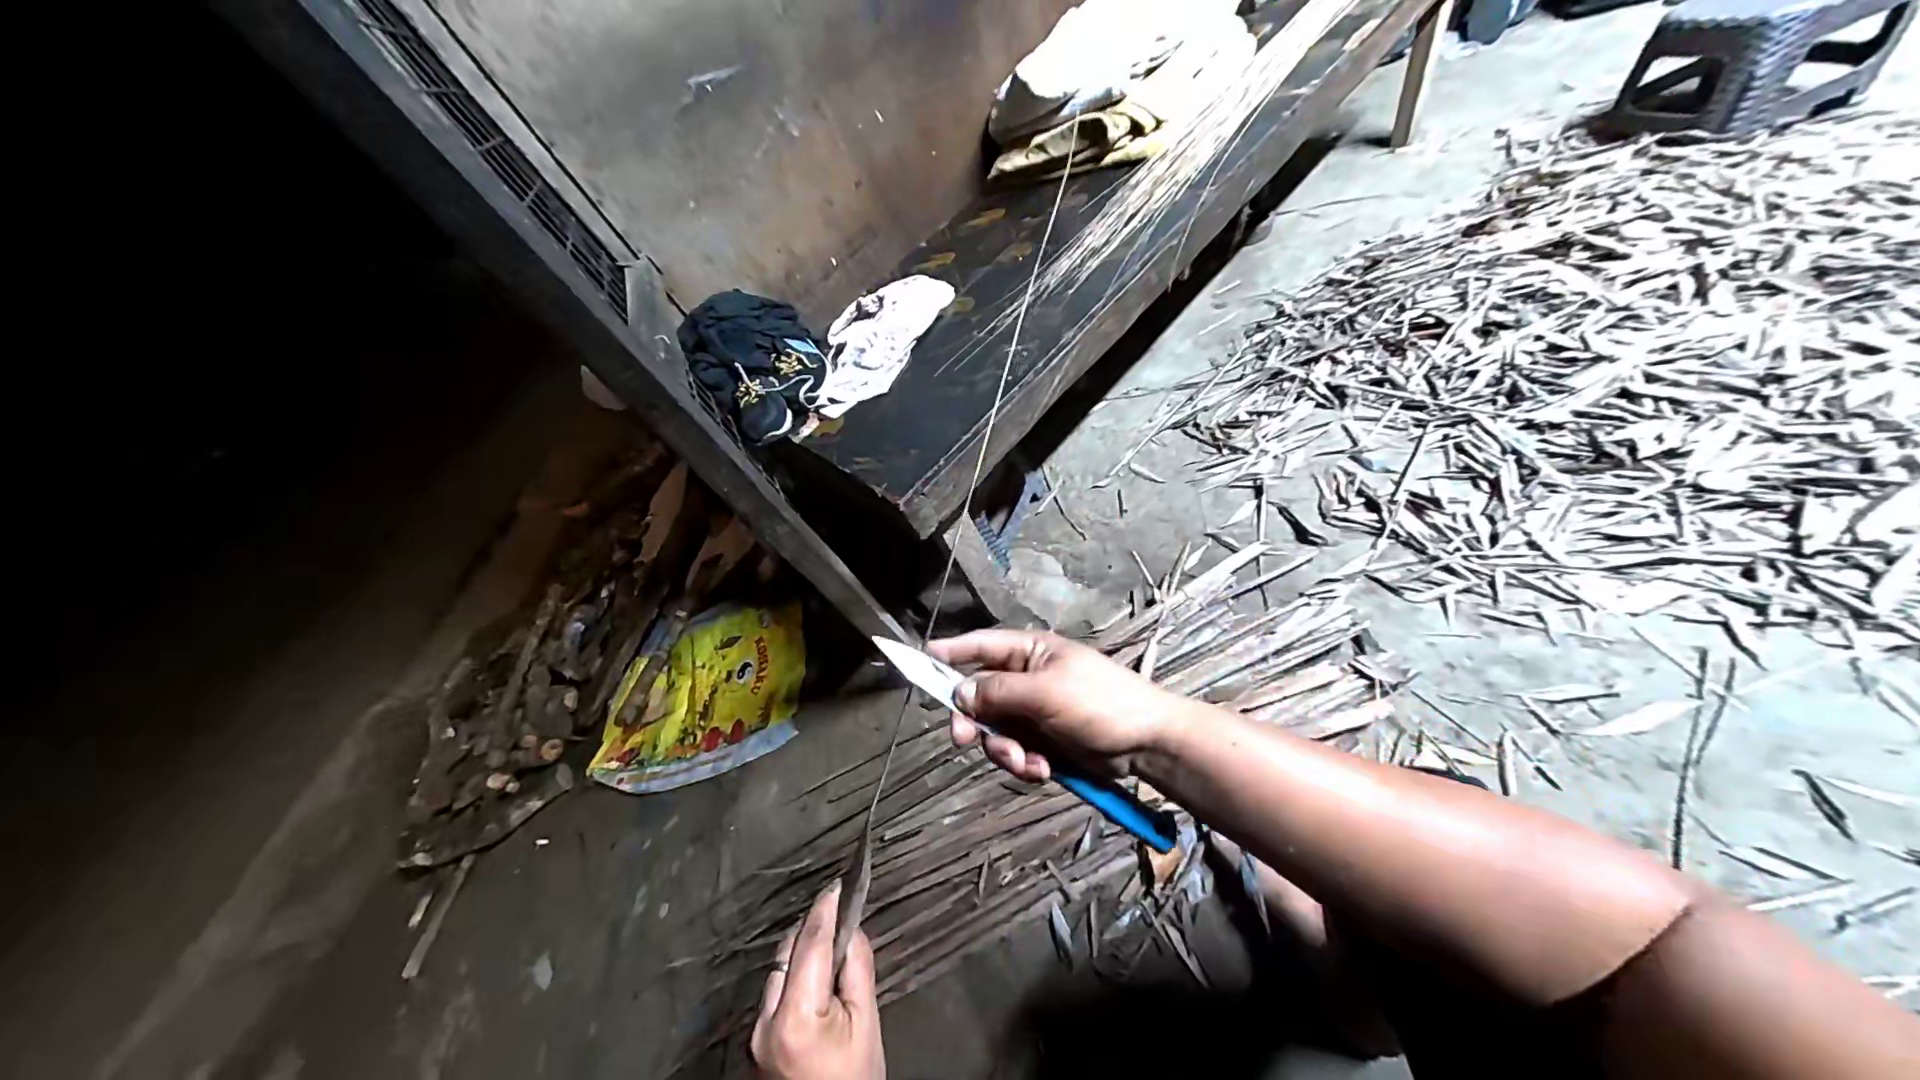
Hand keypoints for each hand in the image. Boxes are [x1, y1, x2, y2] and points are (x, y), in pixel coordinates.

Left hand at [751, 881, 884, 1079]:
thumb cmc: (855, 1078)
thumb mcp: (867, 1022)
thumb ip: (857, 968)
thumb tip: (851, 928)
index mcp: (796, 1014)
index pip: (811, 943)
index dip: (825, 908)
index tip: (838, 884)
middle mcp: (766, 1019)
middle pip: (788, 951)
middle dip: (813, 925)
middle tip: (840, 908)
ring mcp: (756, 1032)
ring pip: (779, 968)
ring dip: (803, 947)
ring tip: (832, 938)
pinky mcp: (756, 1040)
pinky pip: (776, 989)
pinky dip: (795, 971)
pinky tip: (815, 969)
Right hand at [927, 629, 1179, 781]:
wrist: (1146, 743)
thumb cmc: (1099, 702)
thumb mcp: (1046, 692)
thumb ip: (998, 692)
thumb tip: (959, 691)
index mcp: (1030, 653)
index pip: (981, 645)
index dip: (951, 651)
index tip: (921, 659)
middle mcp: (1027, 679)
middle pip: (980, 696)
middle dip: (974, 720)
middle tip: (963, 737)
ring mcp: (1034, 712)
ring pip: (995, 730)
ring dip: (1004, 750)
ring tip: (1027, 762)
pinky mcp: (1044, 741)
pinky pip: (1016, 751)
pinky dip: (1023, 764)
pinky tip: (1042, 770)